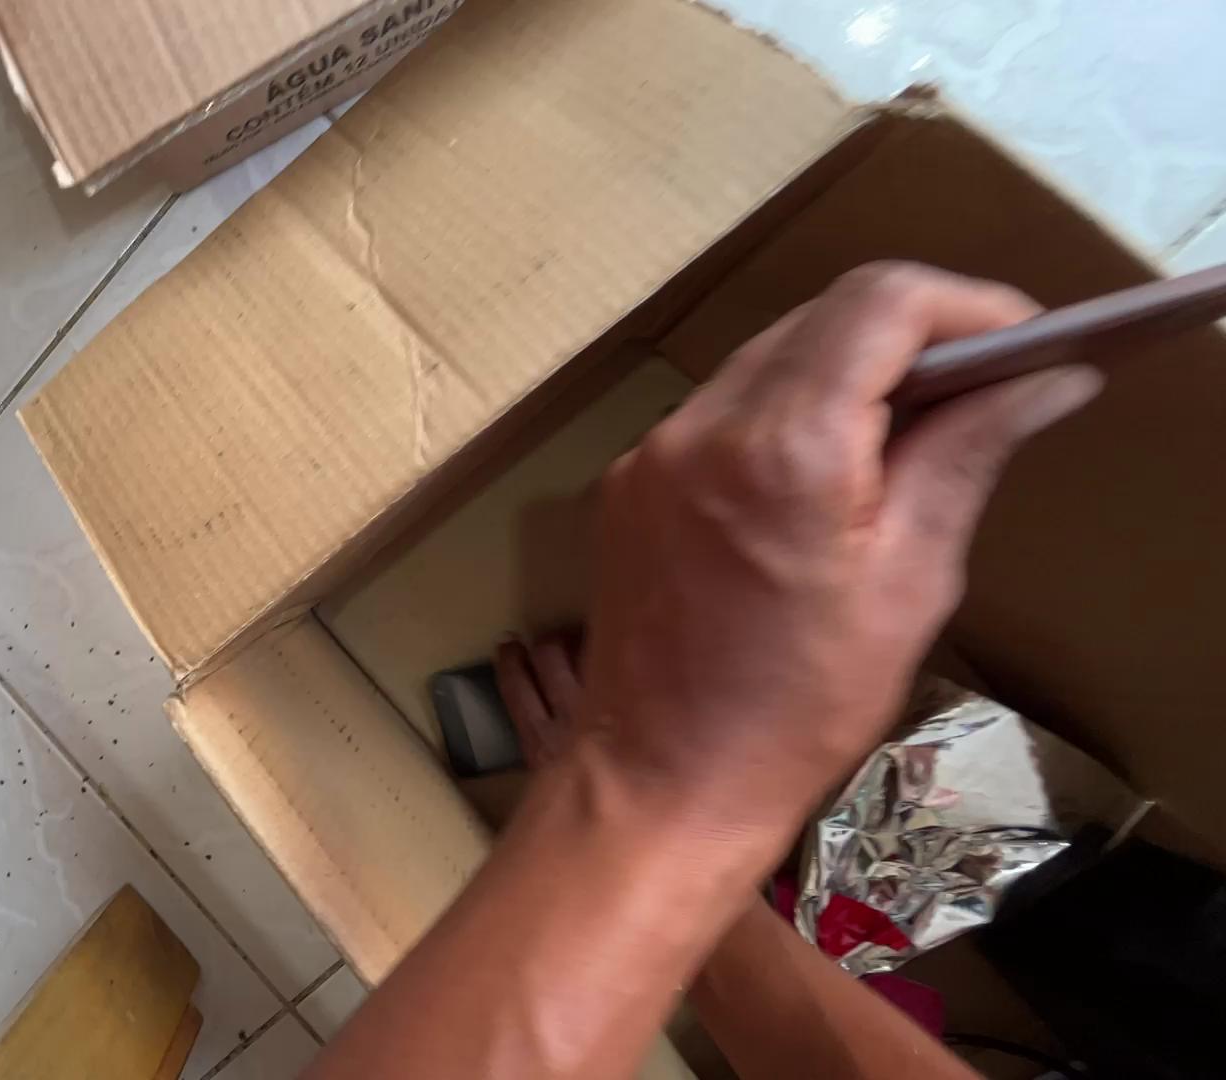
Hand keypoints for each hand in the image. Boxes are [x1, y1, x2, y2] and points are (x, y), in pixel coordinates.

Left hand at [542, 262, 1102, 841]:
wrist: (661, 762)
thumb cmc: (796, 698)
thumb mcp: (908, 579)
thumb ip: (963, 457)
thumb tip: (1038, 378)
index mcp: (776, 446)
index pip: (875, 301)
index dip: (964, 305)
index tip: (1016, 348)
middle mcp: (691, 432)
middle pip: (809, 325)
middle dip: (898, 340)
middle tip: (967, 396)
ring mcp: (642, 458)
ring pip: (754, 367)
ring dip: (830, 378)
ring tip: (891, 440)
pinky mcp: (620, 488)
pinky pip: (706, 418)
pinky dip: (768, 418)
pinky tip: (807, 471)